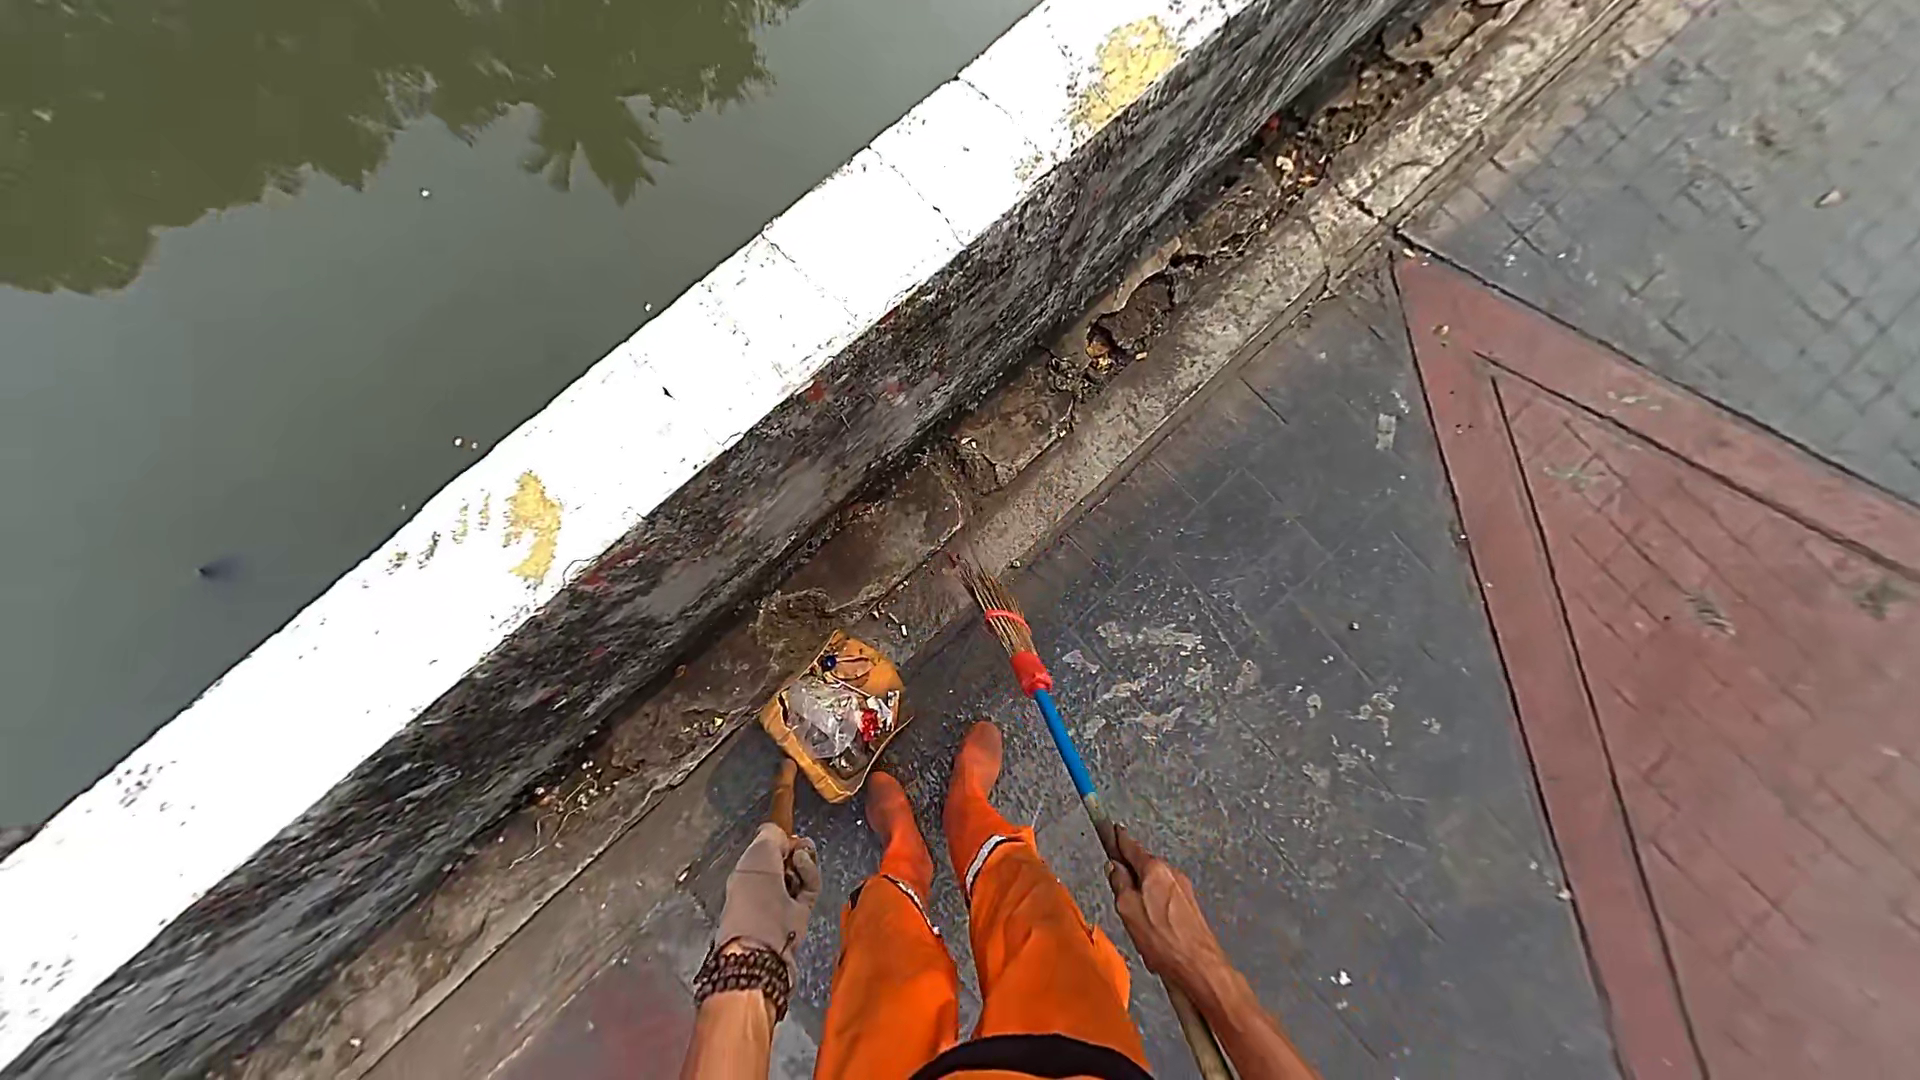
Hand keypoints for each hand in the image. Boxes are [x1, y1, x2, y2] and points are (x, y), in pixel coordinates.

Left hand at [715, 823, 821, 978]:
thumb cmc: (754, 895)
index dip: (780, 837)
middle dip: (795, 847)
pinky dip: (809, 875)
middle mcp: (764, 883)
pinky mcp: (800, 911)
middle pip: (787, 855)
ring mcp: (782, 898)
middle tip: (797, 846)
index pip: (767, 847)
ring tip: (800, 861)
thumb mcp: (758, 853)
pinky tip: (803, 873)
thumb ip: (771, 834)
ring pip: (801, 869)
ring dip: (804, 861)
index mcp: (747, 870)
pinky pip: (809, 885)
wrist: (762, 945)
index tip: (789, 829)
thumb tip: (783, 833)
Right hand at [1106, 825, 1227, 994]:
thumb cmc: (1163, 940)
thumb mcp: (1127, 910)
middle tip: (1121, 898)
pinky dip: (1157, 909)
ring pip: (1155, 885)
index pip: (1131, 846)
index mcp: (1154, 868)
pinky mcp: (1191, 907)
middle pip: (1144, 866)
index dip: (1118, 838)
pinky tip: (1156, 933)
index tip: (1112, 830)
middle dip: (1131, 877)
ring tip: (1141, 925)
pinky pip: (1166, 900)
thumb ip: (1118, 883)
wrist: (1201, 969)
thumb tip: (1115, 868)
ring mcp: (1184, 889)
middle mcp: (1171, 873)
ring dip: (1144, 896)